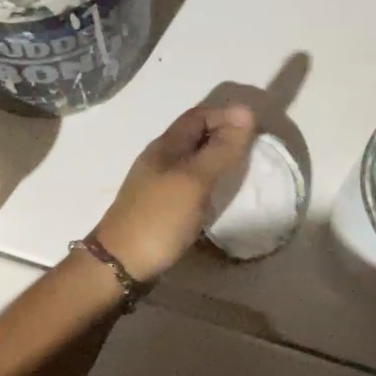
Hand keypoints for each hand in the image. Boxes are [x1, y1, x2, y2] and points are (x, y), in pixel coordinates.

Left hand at [95, 104, 256, 280]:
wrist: (120, 263)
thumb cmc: (160, 218)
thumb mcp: (195, 180)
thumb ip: (221, 148)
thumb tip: (246, 111)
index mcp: (165, 146)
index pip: (199, 116)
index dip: (226, 115)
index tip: (255, 128)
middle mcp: (159, 159)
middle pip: (194, 136)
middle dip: (223, 135)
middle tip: (253, 149)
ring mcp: (156, 184)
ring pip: (191, 160)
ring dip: (215, 159)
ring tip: (240, 170)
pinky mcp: (158, 206)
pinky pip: (187, 183)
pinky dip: (206, 182)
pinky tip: (216, 196)